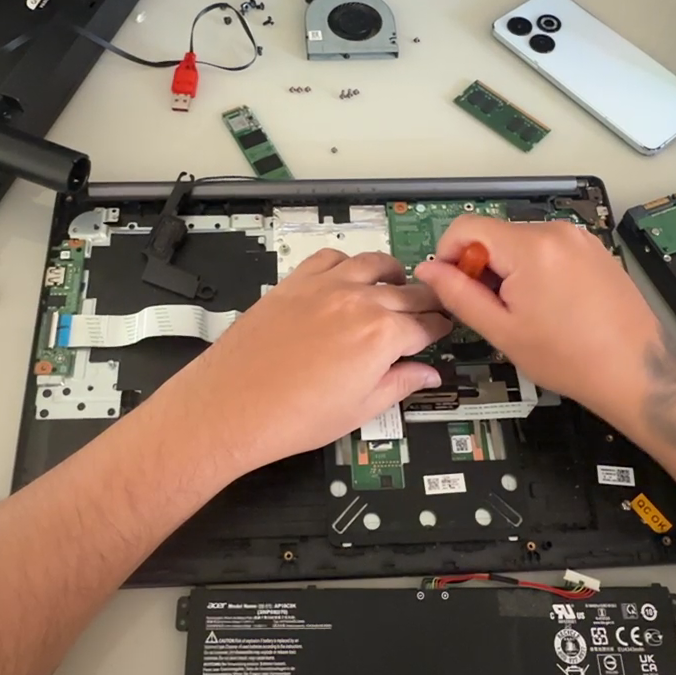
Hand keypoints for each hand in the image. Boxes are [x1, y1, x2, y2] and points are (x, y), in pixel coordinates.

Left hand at [148, 249, 451, 476]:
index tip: (442, 330)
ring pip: (373, 263)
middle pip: (407, 292)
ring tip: (397, 283)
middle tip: (430, 310)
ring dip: (392, 273)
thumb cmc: (293, 417)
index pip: (426, 324)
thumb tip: (426, 374)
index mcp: (382, 335)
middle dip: (425, 302)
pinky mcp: (295, 282)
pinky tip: (349, 275)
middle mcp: (358, 301)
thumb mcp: (360, 410)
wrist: (233, 407)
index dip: (439, 328)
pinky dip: (348, 263)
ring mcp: (325, 286)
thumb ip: (399, 384)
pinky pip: (331, 257)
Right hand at [414, 216, 675, 423]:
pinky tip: (547, 304)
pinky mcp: (592, 248)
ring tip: (523, 311)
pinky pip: (547, 247)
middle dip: (481, 266)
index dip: (448, 255)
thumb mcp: (501, 330)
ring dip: (507, 268)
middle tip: (491, 309)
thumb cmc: (570, 357)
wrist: (635, 370)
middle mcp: (556, 231)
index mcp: (531, 248)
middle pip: (494, 234)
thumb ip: (458, 294)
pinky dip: (534, 268)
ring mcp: (579, 237)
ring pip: (519, 241)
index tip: (454, 286)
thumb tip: (428, 270)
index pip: (466, 227)